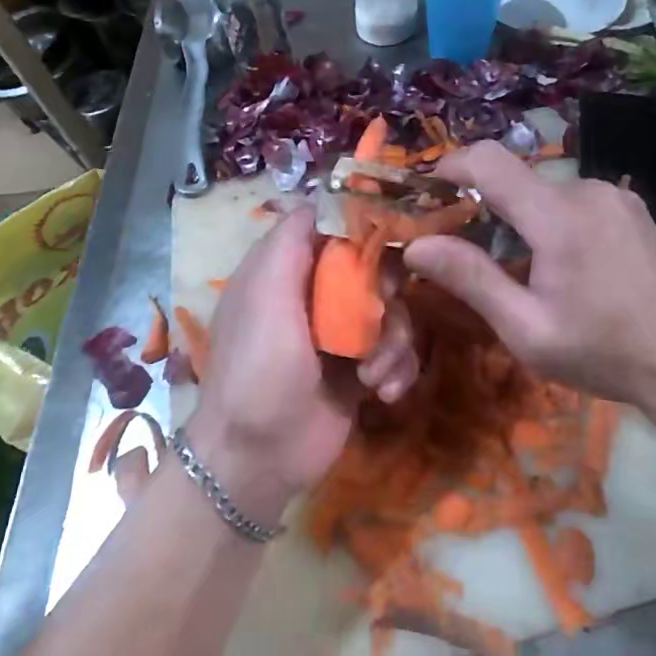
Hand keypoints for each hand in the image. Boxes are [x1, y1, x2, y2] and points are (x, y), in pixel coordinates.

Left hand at [185, 207, 416, 520]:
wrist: (258, 459)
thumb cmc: (258, 369)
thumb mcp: (266, 295)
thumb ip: (291, 241)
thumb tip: (323, 196)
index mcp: (287, 269)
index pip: (333, 227)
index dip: (364, 226)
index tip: (393, 236)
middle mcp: (316, 294)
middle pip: (374, 268)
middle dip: (387, 292)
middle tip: (382, 313)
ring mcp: (341, 334)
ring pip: (393, 311)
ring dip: (394, 341)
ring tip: (373, 373)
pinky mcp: (361, 369)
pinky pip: (397, 351)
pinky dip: (397, 368)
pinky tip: (382, 392)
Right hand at [403, 141, 655, 403]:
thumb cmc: (604, 352)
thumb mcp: (527, 329)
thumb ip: (471, 279)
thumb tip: (416, 244)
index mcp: (558, 217)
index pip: (490, 160)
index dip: (452, 166)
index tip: (431, 193)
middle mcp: (587, 190)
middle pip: (517, 180)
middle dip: (488, 208)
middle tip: (476, 255)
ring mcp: (615, 195)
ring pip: (546, 192)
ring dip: (525, 219)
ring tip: (529, 271)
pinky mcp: (632, 206)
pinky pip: (576, 201)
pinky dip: (556, 221)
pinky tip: (571, 267)